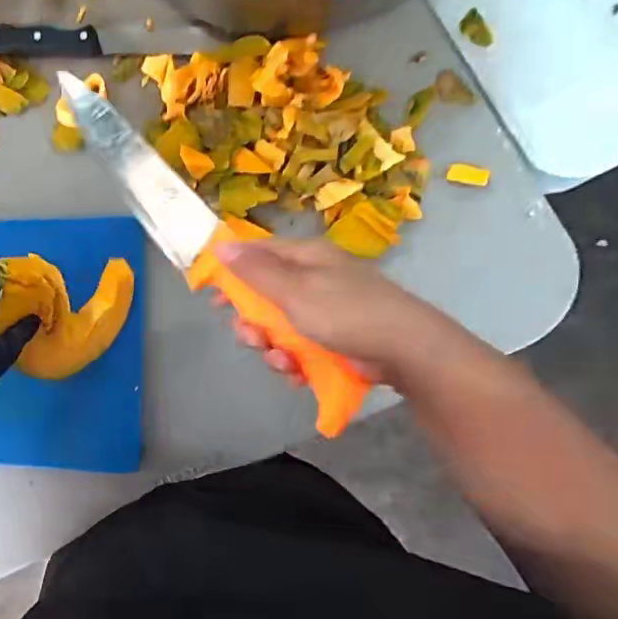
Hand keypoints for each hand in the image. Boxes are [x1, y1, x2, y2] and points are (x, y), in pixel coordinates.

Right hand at [214, 237, 467, 386]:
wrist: (406, 351)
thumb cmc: (346, 312)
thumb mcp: (293, 291)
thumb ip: (254, 271)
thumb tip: (220, 245)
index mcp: (305, 258)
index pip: (257, 255)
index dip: (230, 272)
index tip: (211, 296)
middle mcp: (313, 279)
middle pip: (263, 297)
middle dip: (252, 323)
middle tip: (252, 337)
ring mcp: (324, 310)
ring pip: (277, 327)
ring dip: (272, 348)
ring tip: (283, 362)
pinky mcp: (332, 338)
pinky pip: (298, 347)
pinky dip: (294, 361)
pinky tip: (299, 372)